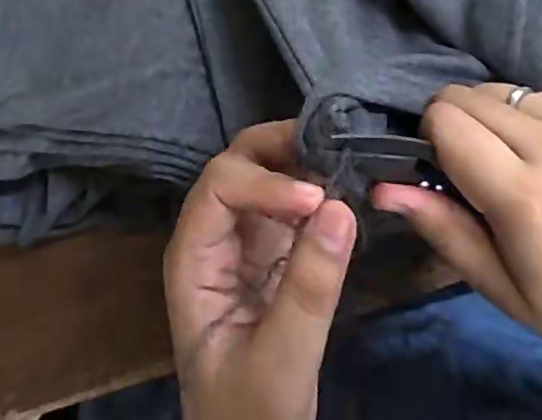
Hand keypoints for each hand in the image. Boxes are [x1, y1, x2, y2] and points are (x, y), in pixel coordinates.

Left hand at [165, 121, 357, 419]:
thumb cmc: (252, 413)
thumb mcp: (281, 361)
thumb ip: (309, 289)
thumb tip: (341, 207)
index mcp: (194, 257)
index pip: (218, 188)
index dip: (265, 182)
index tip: (315, 199)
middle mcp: (214, 233)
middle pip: (238, 163)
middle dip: (281, 147)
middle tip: (333, 147)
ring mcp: (245, 236)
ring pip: (267, 170)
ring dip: (303, 159)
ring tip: (346, 160)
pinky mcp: (275, 247)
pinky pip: (294, 199)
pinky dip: (320, 184)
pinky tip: (347, 186)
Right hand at [371, 84, 541, 386]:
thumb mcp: (498, 285)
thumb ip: (440, 226)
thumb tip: (381, 186)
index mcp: (525, 195)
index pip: (446, 121)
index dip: (430, 138)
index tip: (441, 169)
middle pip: (468, 95)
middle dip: (454, 122)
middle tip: (471, 167)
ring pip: (500, 89)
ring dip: (489, 115)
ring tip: (509, 159)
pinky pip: (538, 94)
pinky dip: (524, 114)